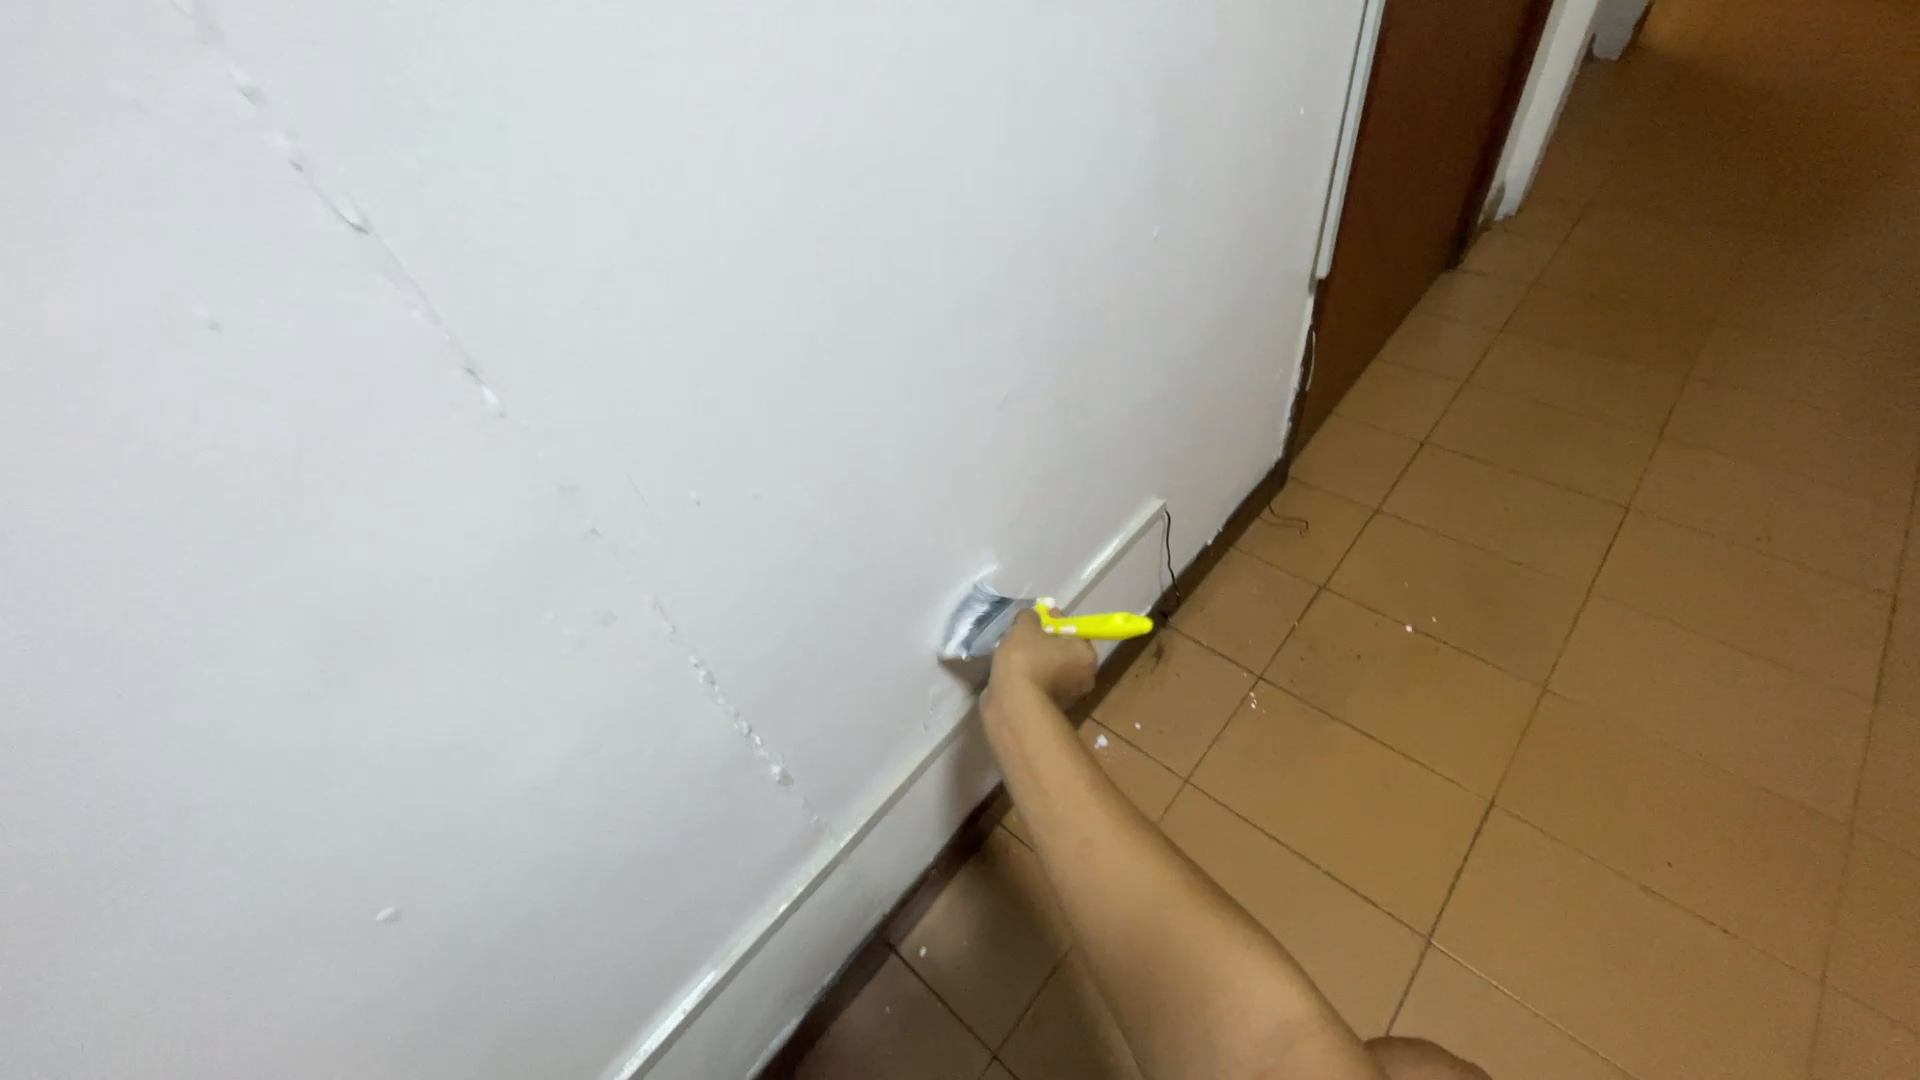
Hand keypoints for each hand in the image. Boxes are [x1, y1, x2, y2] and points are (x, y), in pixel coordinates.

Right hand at [990, 607, 1097, 707]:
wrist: (1013, 704)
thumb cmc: (1026, 659)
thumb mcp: (1025, 627)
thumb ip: (1029, 616)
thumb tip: (1031, 615)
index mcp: (1086, 654)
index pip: (1073, 629)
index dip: (1054, 619)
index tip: (1038, 614)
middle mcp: (1085, 677)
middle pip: (1064, 651)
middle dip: (1045, 642)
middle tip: (1025, 634)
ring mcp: (1069, 697)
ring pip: (1052, 669)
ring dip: (1037, 660)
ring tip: (1014, 652)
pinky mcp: (1050, 709)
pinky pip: (1041, 685)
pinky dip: (1030, 677)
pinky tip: (1013, 671)